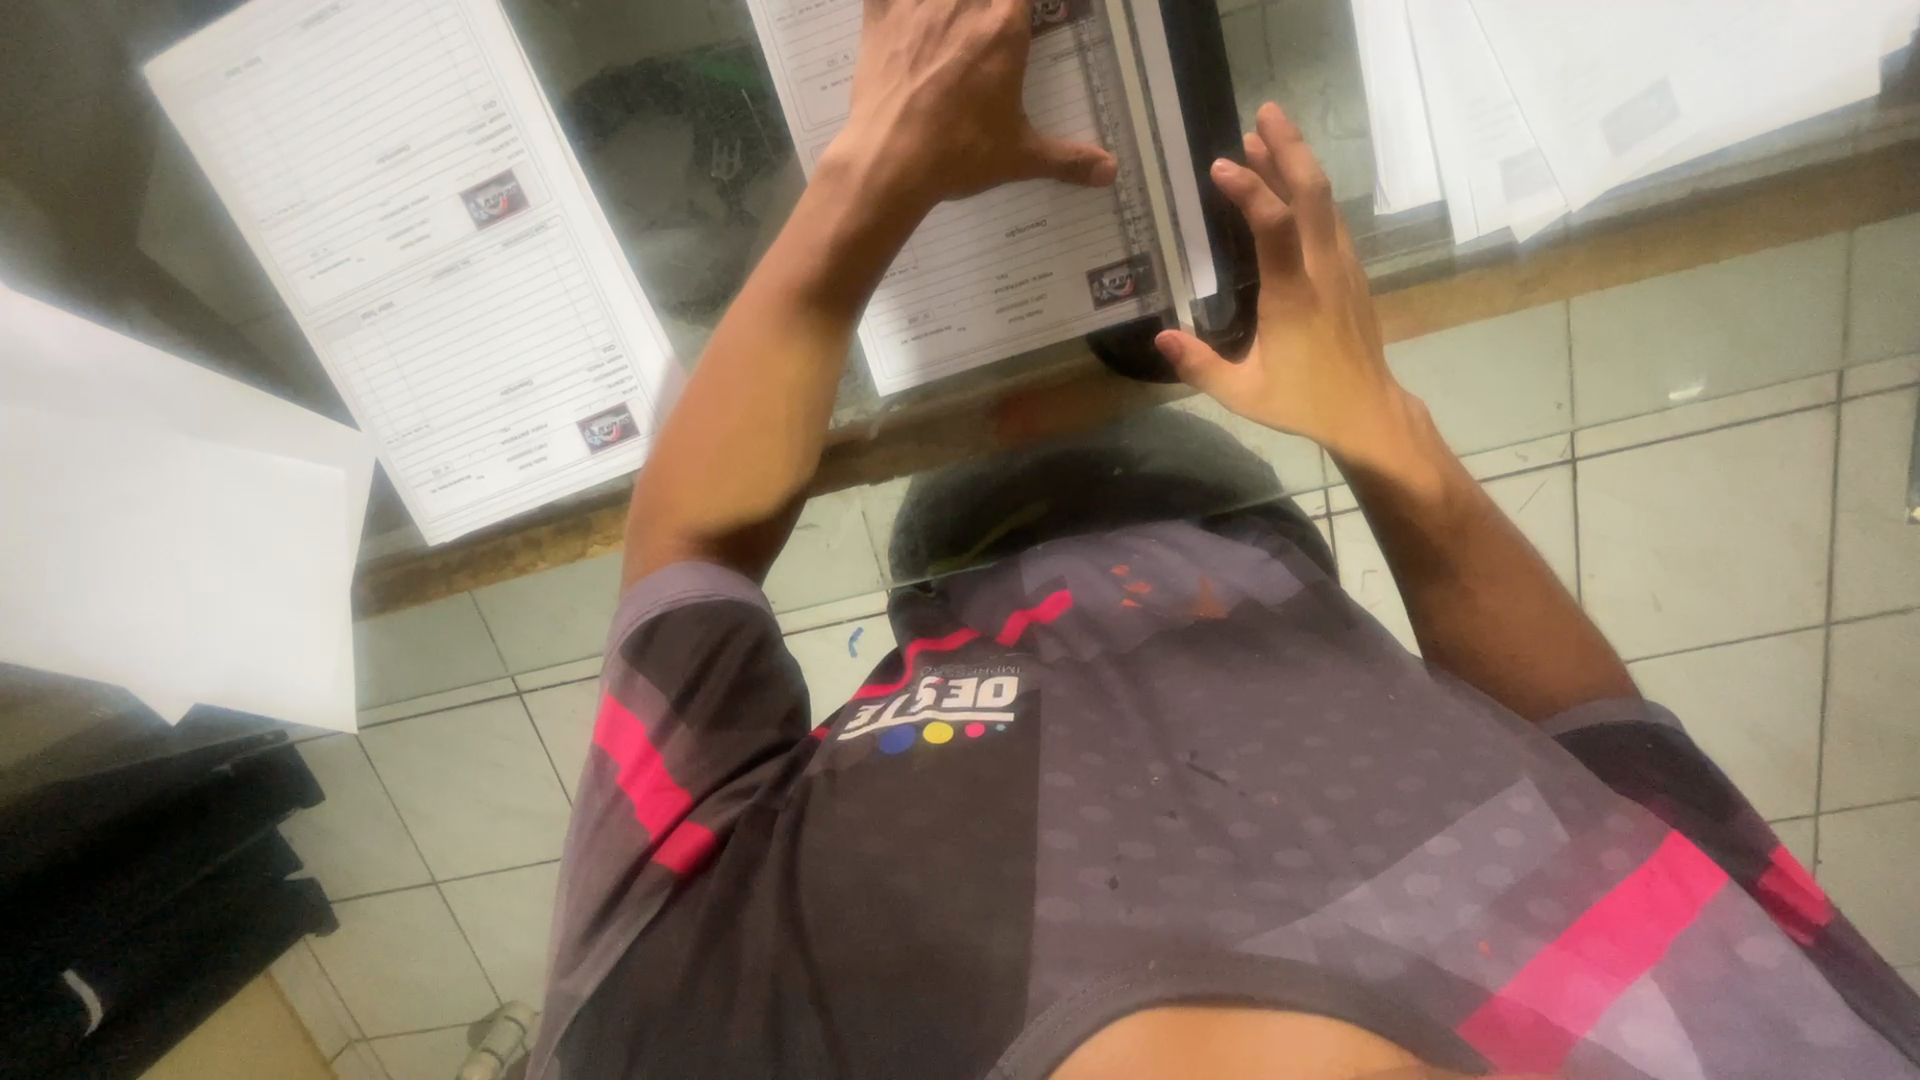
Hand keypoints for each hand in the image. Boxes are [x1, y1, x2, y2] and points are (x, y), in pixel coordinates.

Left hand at [823, 0, 1118, 217]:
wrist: (893, 161)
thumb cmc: (960, 155)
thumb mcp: (1019, 157)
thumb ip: (1067, 159)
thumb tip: (1111, 173)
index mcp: (1005, 24)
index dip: (1020, 5)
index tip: (1017, 15)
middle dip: (987, 2)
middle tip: (987, 15)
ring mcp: (918, 1)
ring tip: (950, 12)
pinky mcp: (879, 14)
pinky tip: (899, 4)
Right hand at [1154, 105, 1421, 473]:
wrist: (1366, 411)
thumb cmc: (1302, 402)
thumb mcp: (1241, 393)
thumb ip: (1199, 366)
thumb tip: (1160, 338)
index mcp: (1293, 295)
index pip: (1274, 226)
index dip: (1249, 190)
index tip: (1220, 167)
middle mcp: (1323, 269)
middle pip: (1311, 192)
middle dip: (1288, 149)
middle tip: (1261, 115)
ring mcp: (1343, 267)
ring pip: (1325, 201)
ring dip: (1298, 165)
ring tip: (1268, 138)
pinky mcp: (1351, 273)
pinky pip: (1330, 219)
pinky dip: (1309, 193)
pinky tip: (1293, 187)